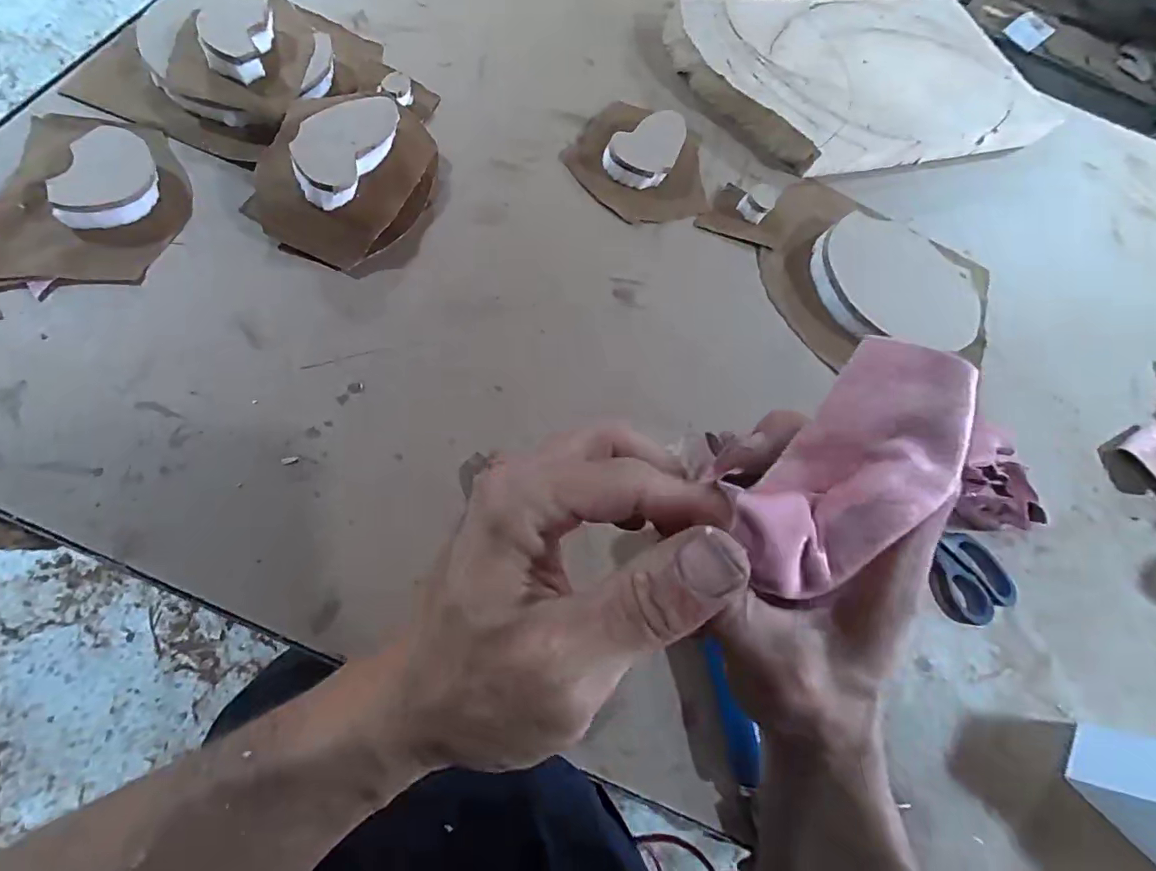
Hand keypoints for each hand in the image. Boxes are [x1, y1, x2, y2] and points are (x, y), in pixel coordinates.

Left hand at [372, 423, 751, 772]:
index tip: (741, 537)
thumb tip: (727, 550)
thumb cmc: (481, 694)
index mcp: (519, 498)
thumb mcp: (570, 663)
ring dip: (653, 484)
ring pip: (602, 458)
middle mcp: (517, 476)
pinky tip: (649, 532)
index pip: (624, 475)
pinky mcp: (524, 513)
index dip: (688, 500)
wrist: (414, 710)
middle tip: (715, 529)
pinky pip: (588, 483)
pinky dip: (630, 498)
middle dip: (670, 478)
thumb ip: (646, 605)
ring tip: (693, 532)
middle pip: (612, 446)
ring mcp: (517, 491)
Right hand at [707, 411, 947, 748]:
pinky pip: (773, 481)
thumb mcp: (770, 663)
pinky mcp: (800, 531)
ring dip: (753, 458)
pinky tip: (704, 498)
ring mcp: (830, 525)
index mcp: (888, 553)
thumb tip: (683, 531)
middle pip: (838, 445)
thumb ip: (731, 606)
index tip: (809, 432)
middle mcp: (865, 526)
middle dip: (780, 441)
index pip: (907, 467)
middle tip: (727, 468)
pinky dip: (741, 479)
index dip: (873, 432)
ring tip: (706, 485)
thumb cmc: (812, 701)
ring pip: (800, 457)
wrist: (814, 729)